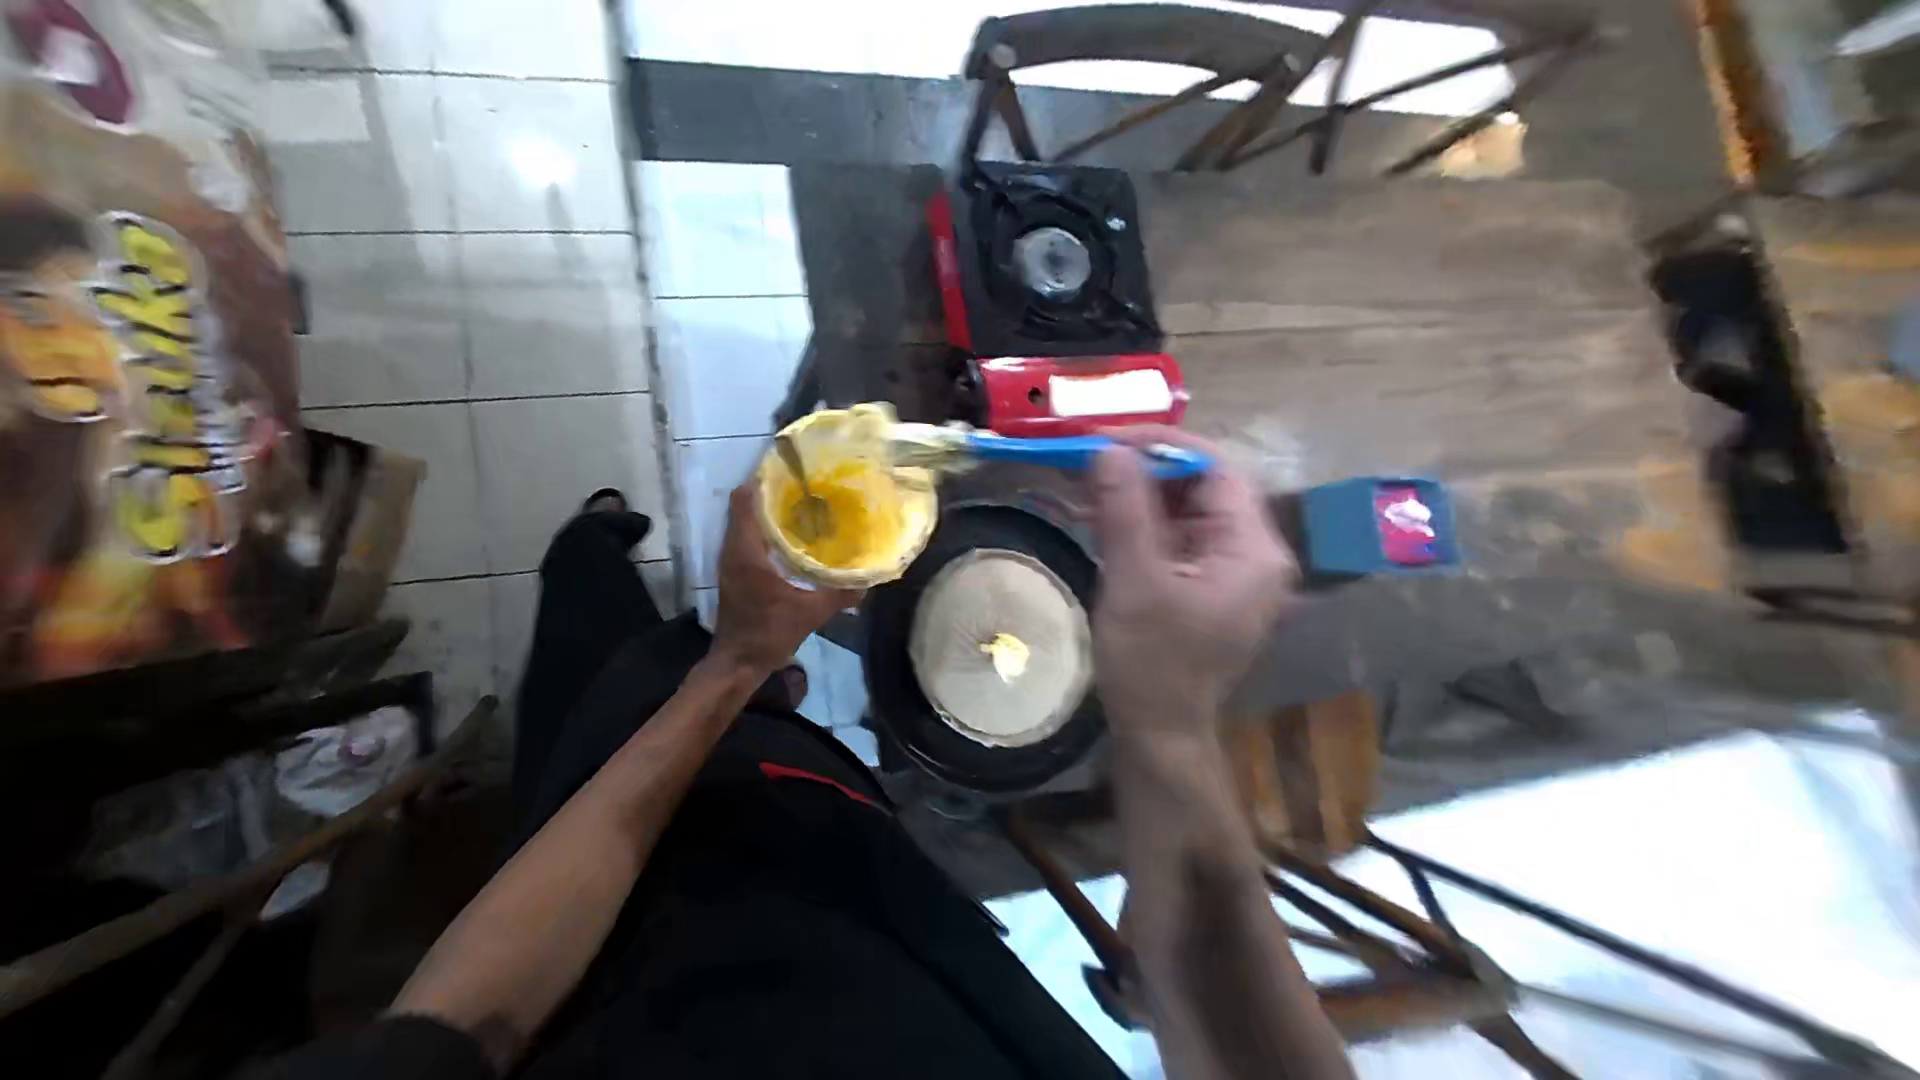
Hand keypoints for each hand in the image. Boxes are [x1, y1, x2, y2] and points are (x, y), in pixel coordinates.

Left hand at [710, 483, 862, 675]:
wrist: (737, 663)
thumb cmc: (768, 634)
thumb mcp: (809, 614)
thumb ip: (839, 594)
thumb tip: (870, 580)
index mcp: (746, 552)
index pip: (744, 502)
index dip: (761, 480)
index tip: (789, 470)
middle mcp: (733, 550)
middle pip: (744, 506)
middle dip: (770, 492)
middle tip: (804, 485)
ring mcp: (730, 561)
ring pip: (744, 521)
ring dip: (766, 510)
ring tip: (801, 503)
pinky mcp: (734, 571)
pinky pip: (746, 537)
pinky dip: (763, 528)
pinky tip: (791, 535)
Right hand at [1090, 428, 1295, 731]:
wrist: (1158, 734)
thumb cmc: (1151, 664)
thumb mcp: (1134, 583)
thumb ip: (1125, 510)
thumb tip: (1109, 449)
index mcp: (1252, 550)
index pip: (1216, 469)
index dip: (1163, 445)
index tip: (1109, 439)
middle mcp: (1251, 553)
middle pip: (1201, 487)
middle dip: (1144, 470)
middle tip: (1090, 464)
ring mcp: (1228, 570)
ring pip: (1184, 510)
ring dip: (1137, 496)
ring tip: (1087, 489)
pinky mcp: (1204, 585)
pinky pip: (1174, 537)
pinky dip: (1139, 524)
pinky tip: (1100, 519)